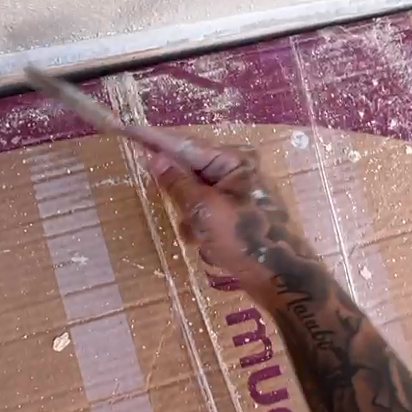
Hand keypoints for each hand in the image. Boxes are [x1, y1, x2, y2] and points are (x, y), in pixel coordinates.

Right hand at [143, 146, 306, 295]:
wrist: (283, 282)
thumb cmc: (246, 240)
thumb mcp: (205, 210)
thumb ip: (177, 183)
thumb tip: (154, 158)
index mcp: (234, 162)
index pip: (185, 145)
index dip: (155, 139)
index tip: (129, 128)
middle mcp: (237, 172)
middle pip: (189, 170)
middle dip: (178, 193)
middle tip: (178, 208)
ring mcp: (238, 195)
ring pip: (193, 196)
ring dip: (189, 216)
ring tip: (200, 237)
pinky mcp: (236, 216)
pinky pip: (204, 214)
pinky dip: (200, 228)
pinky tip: (208, 246)